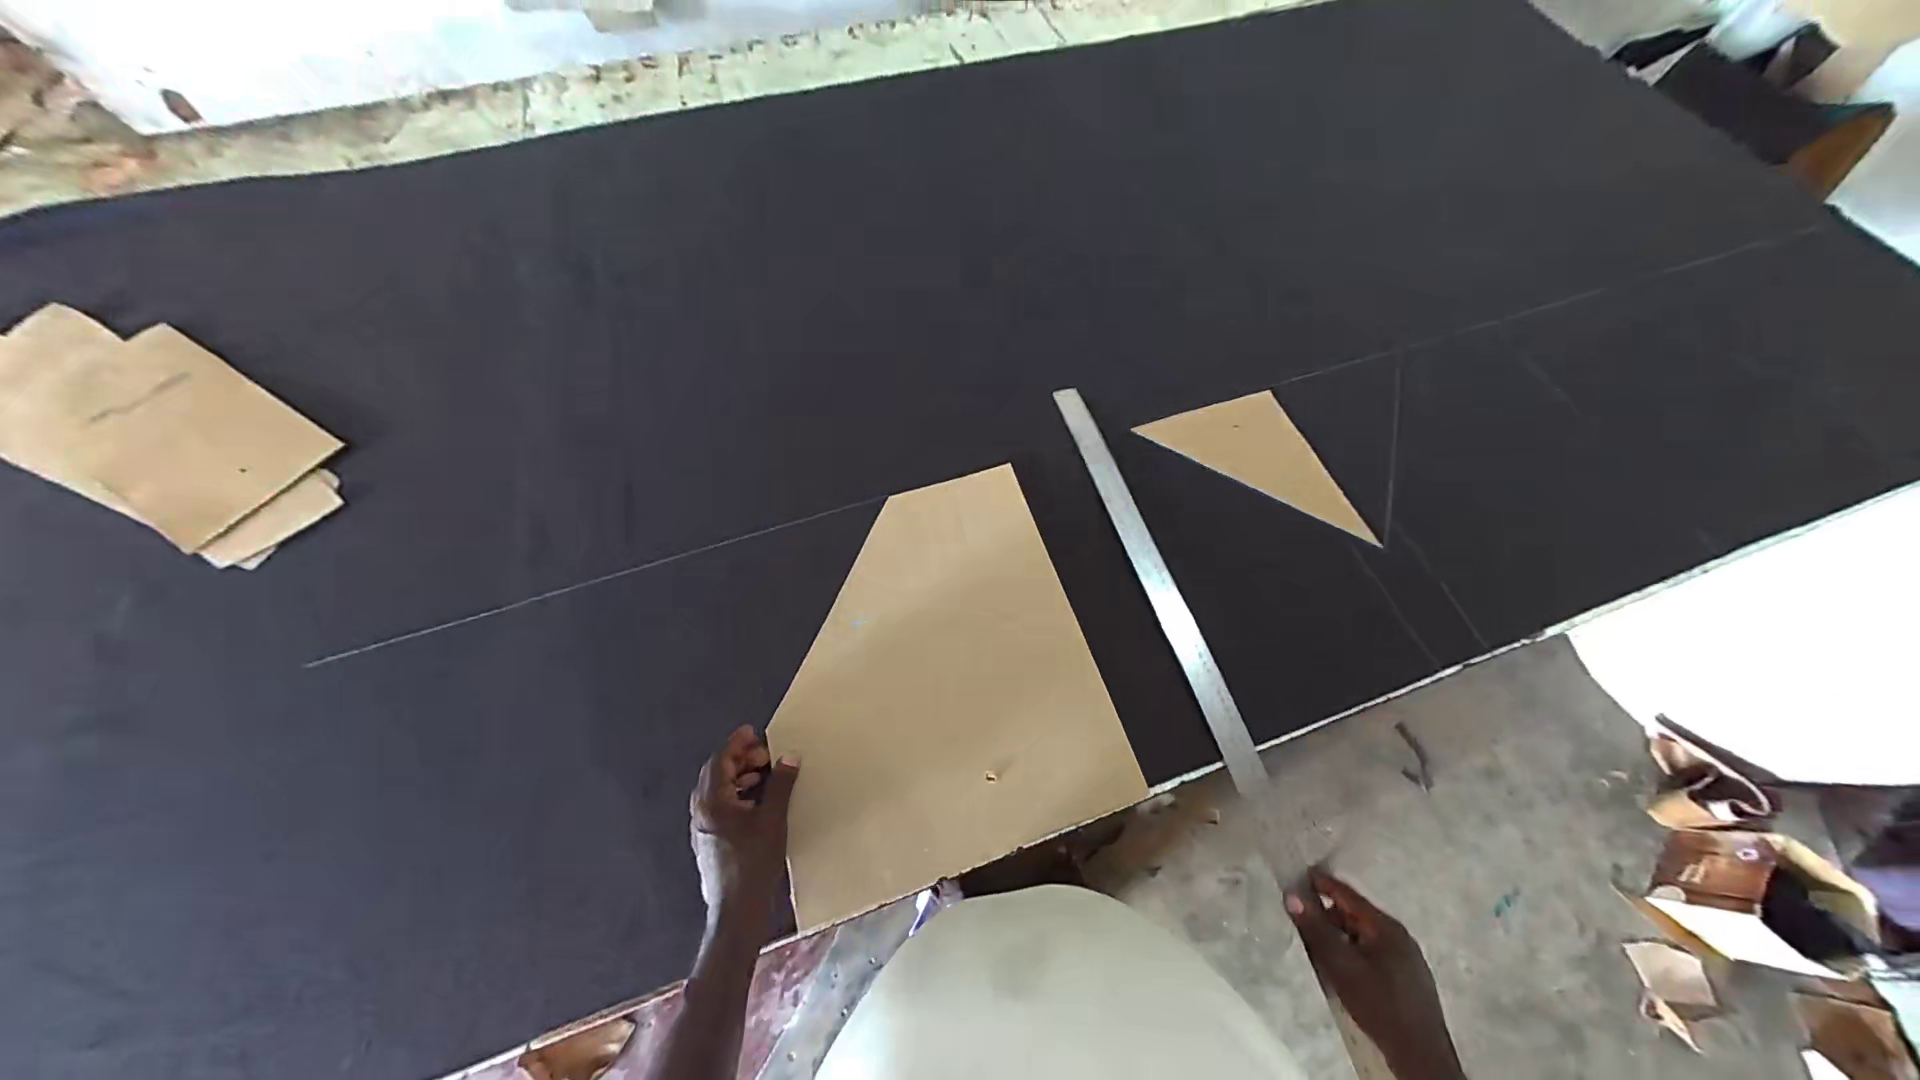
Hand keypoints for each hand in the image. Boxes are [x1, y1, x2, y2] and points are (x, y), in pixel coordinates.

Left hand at [689, 726, 799, 927]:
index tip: (753, 732)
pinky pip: (718, 804)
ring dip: (738, 775)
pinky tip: (755, 799)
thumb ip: (780, 785)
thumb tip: (789, 757)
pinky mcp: (708, 840)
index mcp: (712, 802)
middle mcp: (701, 811)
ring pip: (716, 789)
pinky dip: (735, 792)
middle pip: (715, 773)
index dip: (737, 743)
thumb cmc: (754, 862)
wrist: (736, 911)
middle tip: (764, 753)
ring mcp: (702, 827)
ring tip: (763, 773)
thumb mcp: (773, 819)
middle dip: (739, 758)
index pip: (720, 760)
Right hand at [1287, 867, 1465, 1079]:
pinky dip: (1353, 952)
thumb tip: (1291, 895)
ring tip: (1320, 951)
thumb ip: (1315, 929)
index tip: (1295, 875)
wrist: (1421, 1059)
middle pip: (1354, 914)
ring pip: (1362, 935)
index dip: (1319, 882)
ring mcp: (1407, 958)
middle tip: (1303, 923)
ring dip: (1339, 937)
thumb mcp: (1340, 966)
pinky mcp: (1408, 978)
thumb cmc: (1379, 1006)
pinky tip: (1343, 970)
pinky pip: (1372, 952)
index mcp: (1386, 927)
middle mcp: (1400, 936)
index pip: (1346, 893)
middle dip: (1327, 916)